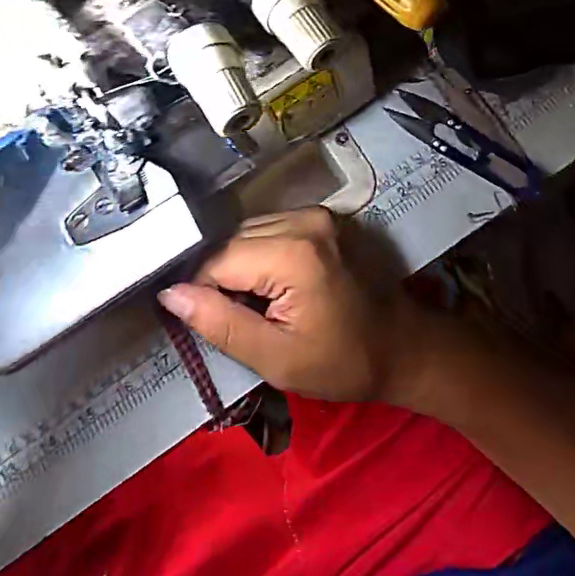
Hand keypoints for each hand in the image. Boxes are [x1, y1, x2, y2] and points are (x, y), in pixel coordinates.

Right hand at [157, 207, 443, 403]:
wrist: (403, 346)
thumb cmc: (343, 362)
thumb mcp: (276, 358)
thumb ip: (221, 323)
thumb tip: (171, 294)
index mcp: (294, 253)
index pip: (218, 260)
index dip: (201, 290)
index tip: (205, 320)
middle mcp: (304, 220)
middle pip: (232, 240)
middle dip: (221, 276)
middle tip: (233, 316)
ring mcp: (316, 213)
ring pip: (248, 231)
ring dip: (239, 263)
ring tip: (256, 302)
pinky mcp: (322, 215)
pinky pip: (270, 227)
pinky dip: (260, 253)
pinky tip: (272, 284)